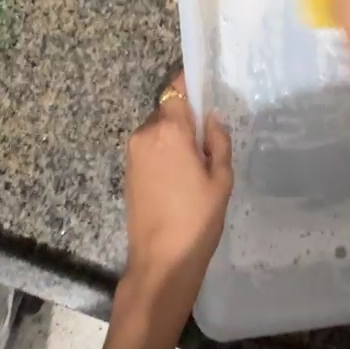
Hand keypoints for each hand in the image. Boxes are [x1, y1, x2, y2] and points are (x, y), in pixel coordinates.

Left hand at [123, 72, 233, 290]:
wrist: (160, 262)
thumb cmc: (197, 219)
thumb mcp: (221, 179)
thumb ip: (218, 141)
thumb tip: (212, 118)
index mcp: (170, 130)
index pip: (177, 89)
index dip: (190, 86)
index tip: (205, 88)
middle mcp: (146, 134)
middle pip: (168, 110)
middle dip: (186, 119)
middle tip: (207, 143)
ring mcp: (133, 152)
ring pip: (158, 130)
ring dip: (174, 138)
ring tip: (194, 167)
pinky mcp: (128, 170)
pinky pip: (150, 148)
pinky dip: (164, 153)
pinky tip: (178, 179)